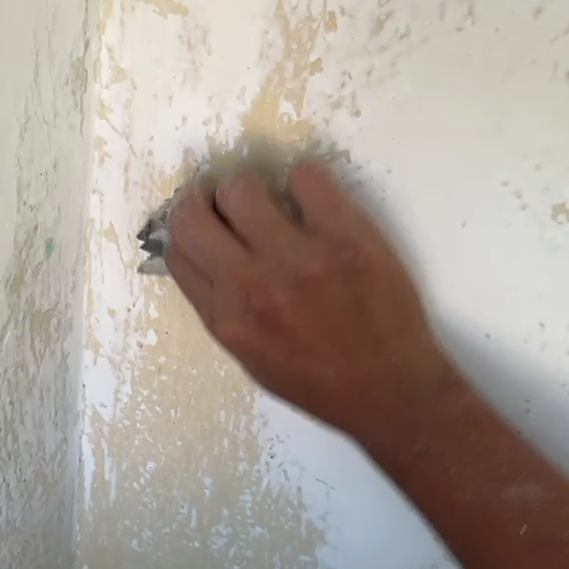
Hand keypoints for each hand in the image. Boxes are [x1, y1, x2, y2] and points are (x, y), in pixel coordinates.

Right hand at [164, 163, 459, 444]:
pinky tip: (313, 203)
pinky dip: (303, 181)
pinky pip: (305, 176)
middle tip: (228, 206)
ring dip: (250, 189)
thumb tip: (205, 254)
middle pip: (193, 214)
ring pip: (242, 187)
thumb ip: (222, 307)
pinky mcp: (346, 237)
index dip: (187, 230)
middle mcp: (252, 287)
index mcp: (227, 320)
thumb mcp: (251, 358)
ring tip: (272, 205)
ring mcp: (299, 260)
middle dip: (204, 201)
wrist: (390, 392)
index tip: (205, 224)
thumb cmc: (318, 381)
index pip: (178, 250)